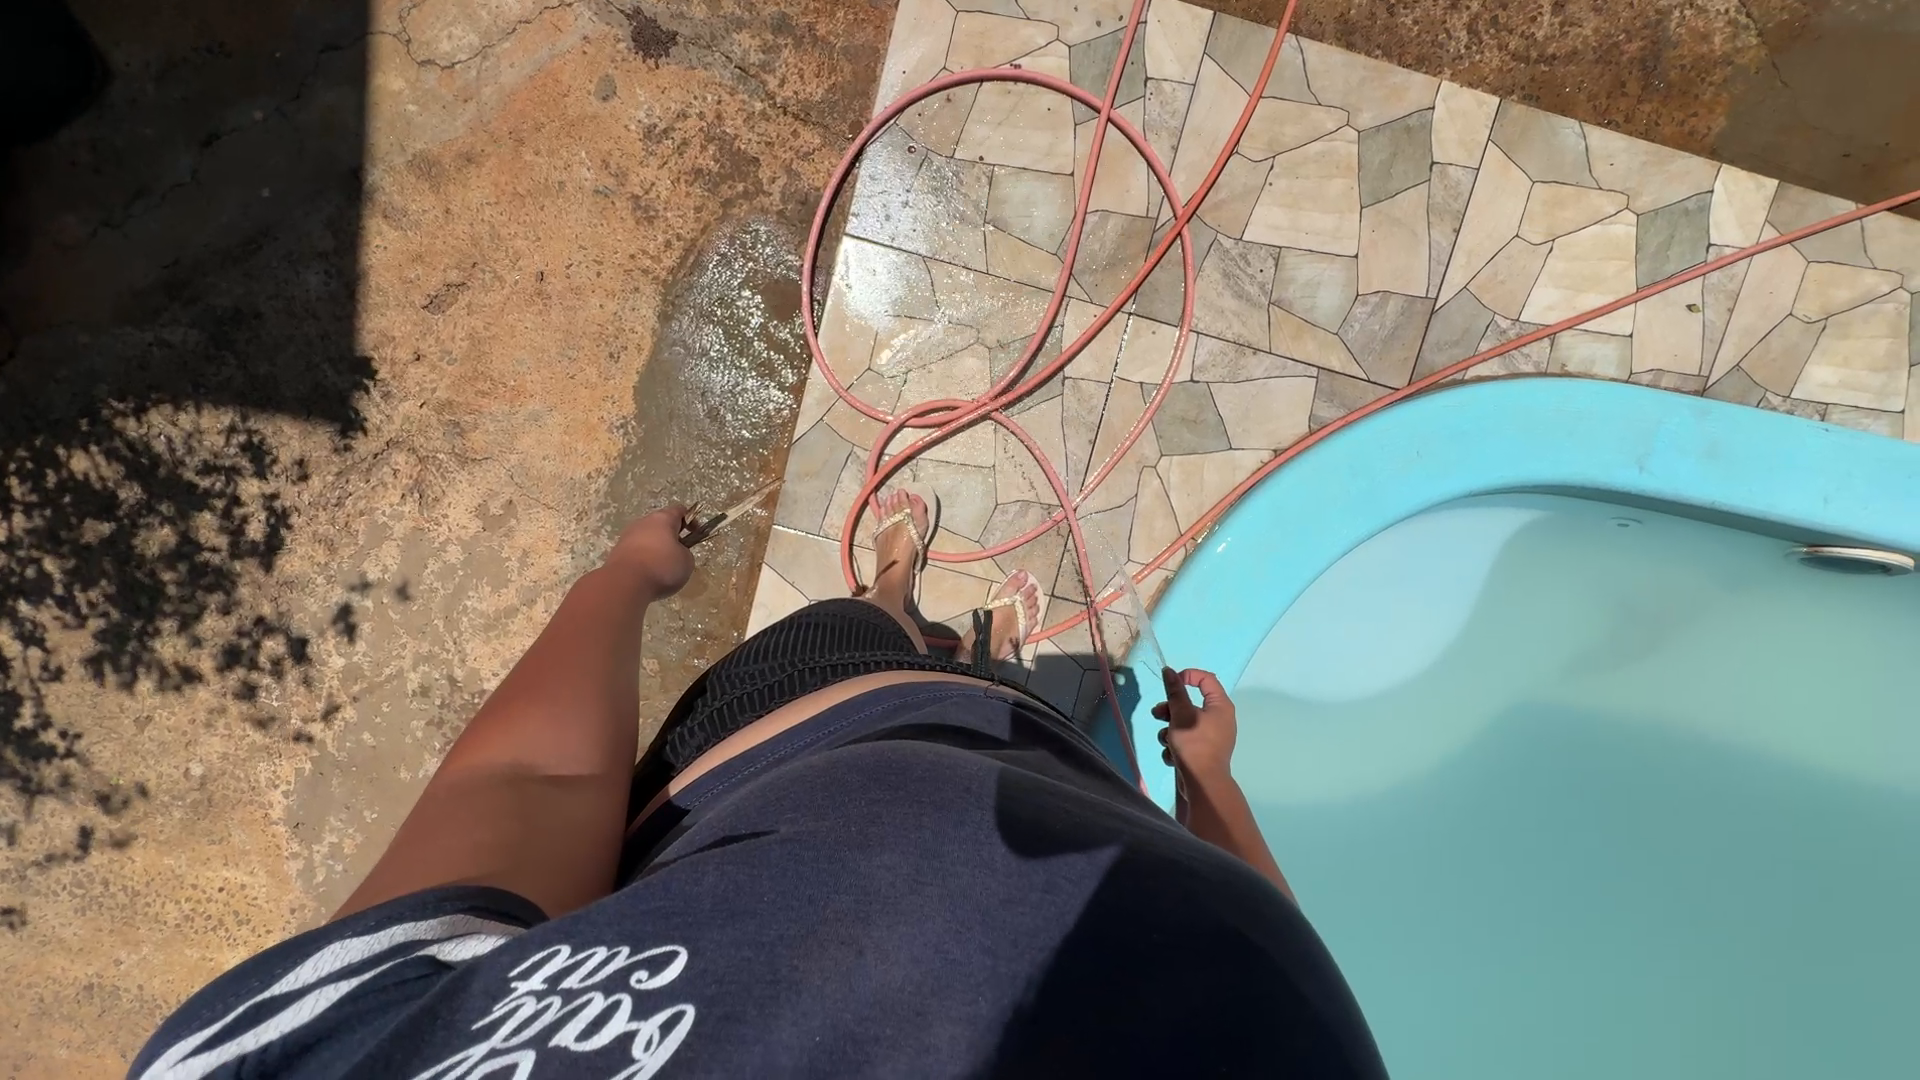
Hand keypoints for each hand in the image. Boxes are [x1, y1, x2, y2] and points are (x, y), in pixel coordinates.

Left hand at [606, 505, 695, 598]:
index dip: (690, 520)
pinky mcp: (617, 552)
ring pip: (646, 537)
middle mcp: (643, 522)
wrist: (626, 583)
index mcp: (663, 519)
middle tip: (679, 552)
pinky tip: (649, 573)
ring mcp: (627, 536)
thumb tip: (676, 553)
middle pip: (660, 523)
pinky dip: (644, 558)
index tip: (695, 534)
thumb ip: (685, 552)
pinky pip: (636, 551)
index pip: (679, 510)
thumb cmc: (663, 567)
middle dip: (671, 535)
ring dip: (656, 547)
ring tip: (663, 566)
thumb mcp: (687, 561)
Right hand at [1152, 667, 1236, 782]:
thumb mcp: (1180, 714)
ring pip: (1183, 723)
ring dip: (1169, 730)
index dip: (1187, 676)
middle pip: (1189, 703)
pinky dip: (1176, 745)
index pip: (1206, 679)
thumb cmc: (1195, 744)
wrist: (1203, 783)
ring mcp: (1211, 736)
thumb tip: (1169, 671)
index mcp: (1220, 706)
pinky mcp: (1202, 751)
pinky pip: (1185, 740)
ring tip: (1166, 741)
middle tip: (1157, 714)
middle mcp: (1218, 718)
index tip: (1171, 682)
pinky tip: (1173, 756)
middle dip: (1170, 709)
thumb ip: (1174, 691)